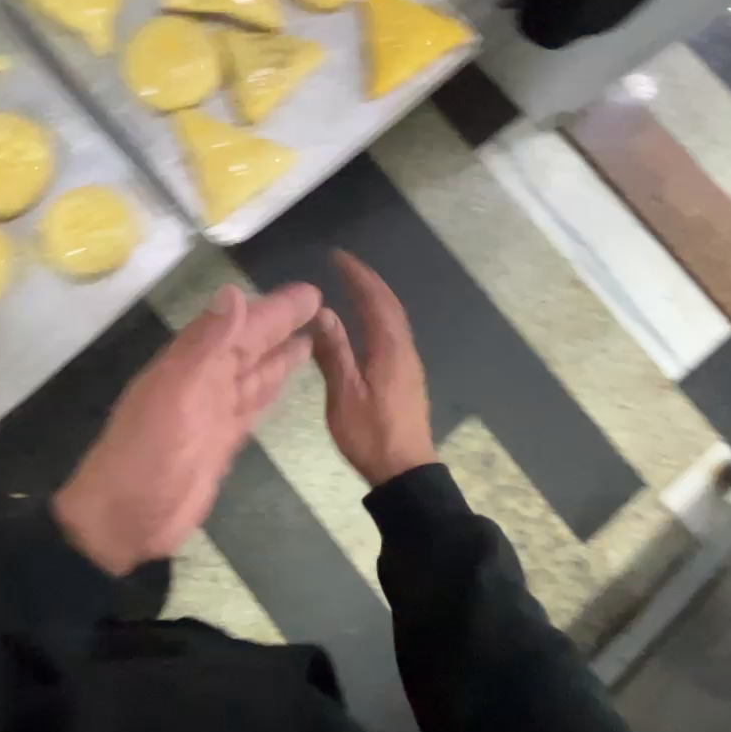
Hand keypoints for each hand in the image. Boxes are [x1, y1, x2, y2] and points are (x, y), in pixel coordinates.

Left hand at [53, 283, 321, 574]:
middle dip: (280, 324)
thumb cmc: (144, 456)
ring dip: (279, 354)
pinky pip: (251, 405)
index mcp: (188, 366)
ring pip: (252, 373)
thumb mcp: (173, 395)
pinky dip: (268, 388)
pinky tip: (285, 378)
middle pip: (248, 346)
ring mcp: (212, 413)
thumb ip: (204, 346)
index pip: (237, 327)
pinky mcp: (221, 442)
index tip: (307, 291)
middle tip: (319, 301)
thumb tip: (233, 292)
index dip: (270, 309)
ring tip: (312, 334)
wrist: (123, 520)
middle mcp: (202, 382)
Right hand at [312, 250, 437, 486]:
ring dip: (373, 298)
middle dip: (367, 281)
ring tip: (350, 286)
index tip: (337, 257)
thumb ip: (333, 352)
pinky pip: (391, 334)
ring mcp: (407, 365)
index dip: (357, 276)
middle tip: (343, 265)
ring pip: (392, 320)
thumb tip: (323, 313)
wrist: (405, 474)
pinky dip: (376, 317)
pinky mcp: (404, 378)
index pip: (375, 301)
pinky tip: (362, 324)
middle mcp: (403, 351)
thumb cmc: (371, 434)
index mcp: (390, 350)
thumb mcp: (344, 394)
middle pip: (389, 306)